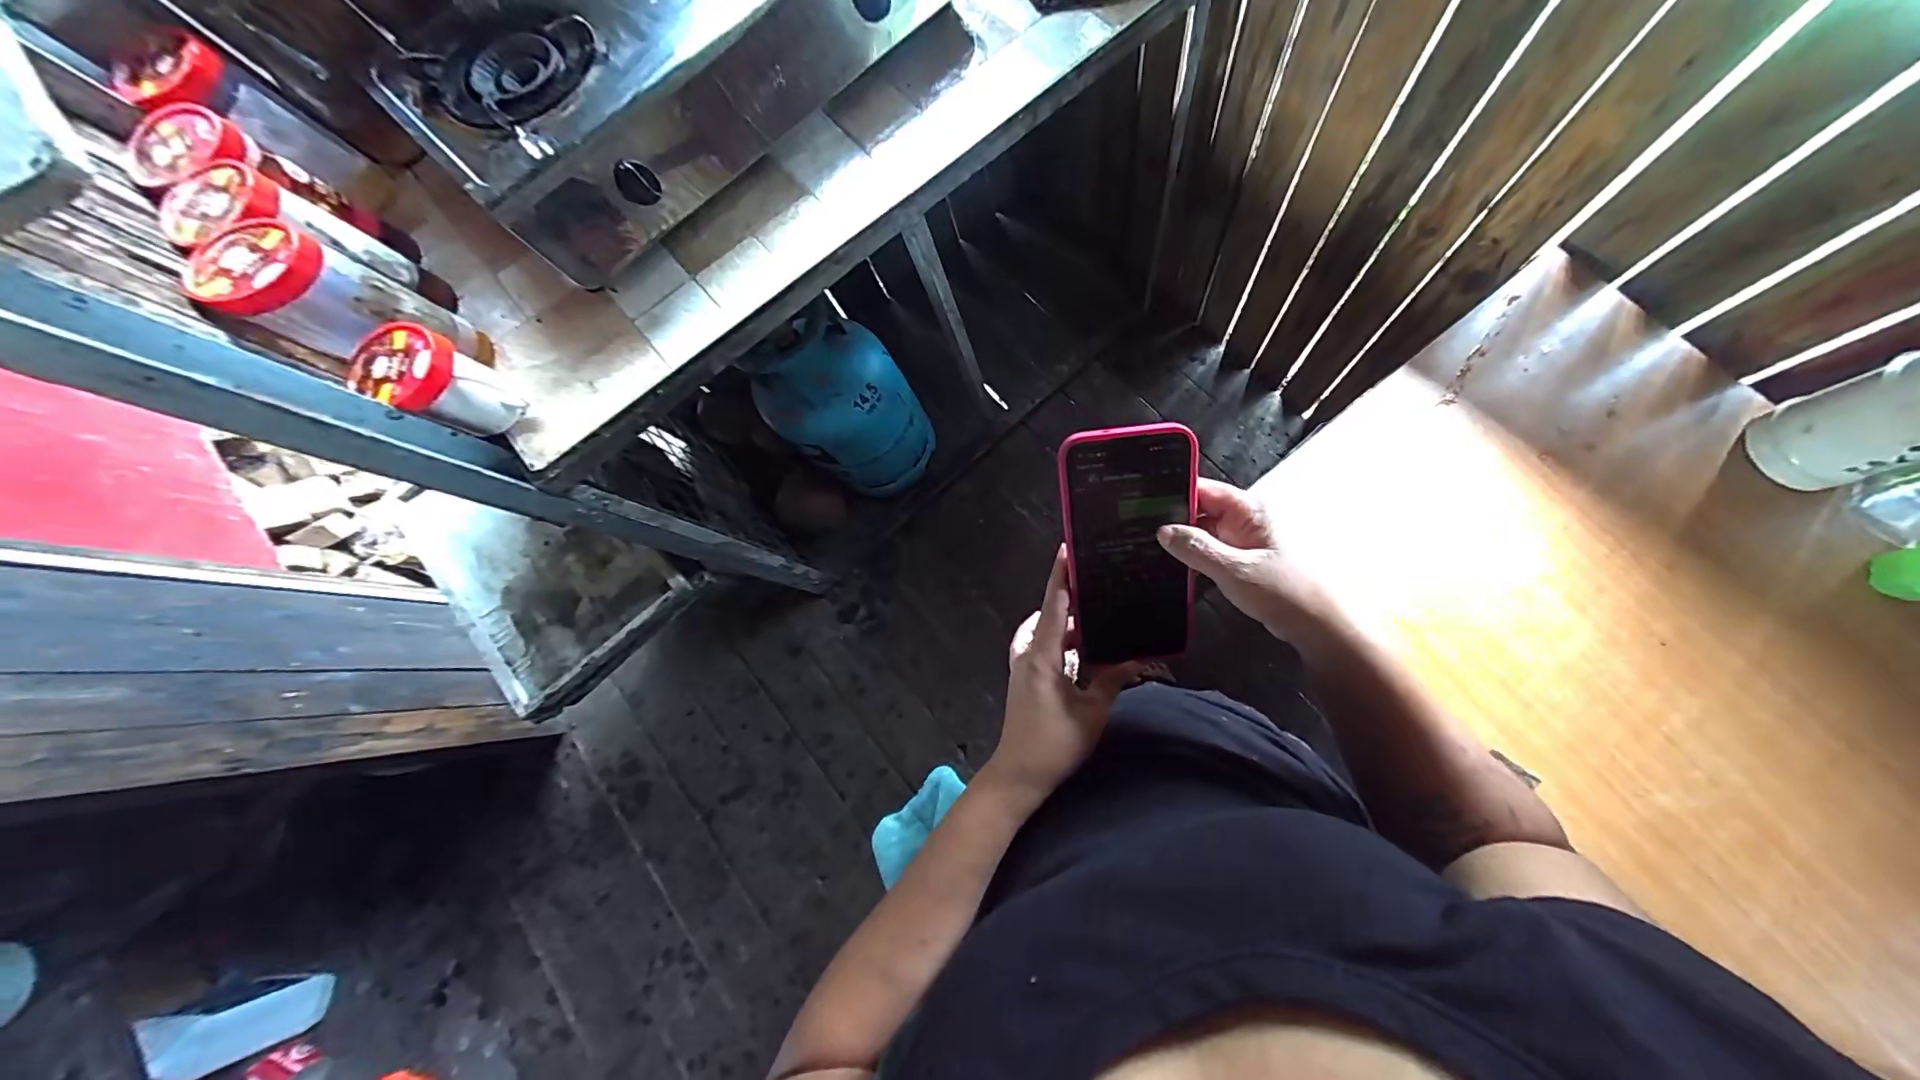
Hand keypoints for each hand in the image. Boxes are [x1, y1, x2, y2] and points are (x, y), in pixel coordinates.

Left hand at [984, 547, 1142, 800]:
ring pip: (1046, 633)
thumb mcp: (1091, 711)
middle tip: (1099, 588)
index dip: (1060, 576)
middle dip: (1071, 601)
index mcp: (1042, 655)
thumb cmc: (1055, 743)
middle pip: (1049, 616)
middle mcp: (1028, 654)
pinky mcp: (1025, 679)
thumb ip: (1112, 680)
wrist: (1019, 774)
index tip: (1068, 549)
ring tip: (1098, 618)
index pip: (1053, 605)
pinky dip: (1061, 642)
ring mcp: (1023, 667)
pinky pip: (1043, 648)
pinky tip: (1084, 649)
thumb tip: (1137, 658)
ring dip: (1068, 626)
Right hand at [1156, 478, 1341, 644]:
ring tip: (1152, 548)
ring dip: (1181, 542)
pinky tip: (1174, 566)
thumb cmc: (1286, 593)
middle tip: (1140, 530)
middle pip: (1198, 509)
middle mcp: (1244, 521)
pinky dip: (1191, 558)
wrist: (1315, 627)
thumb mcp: (1234, 570)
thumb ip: (1196, 549)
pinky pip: (1206, 551)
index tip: (1144, 502)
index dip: (1174, 492)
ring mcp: (1240, 541)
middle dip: (1173, 520)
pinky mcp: (1237, 561)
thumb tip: (1164, 532)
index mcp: (1249, 511)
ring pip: (1200, 532)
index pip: (1204, 489)